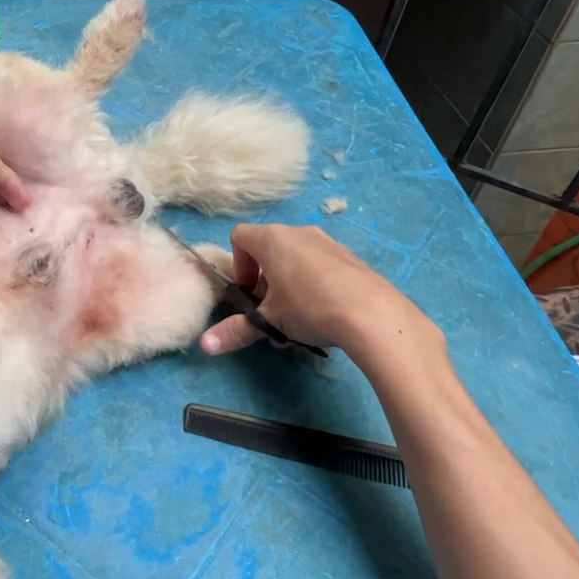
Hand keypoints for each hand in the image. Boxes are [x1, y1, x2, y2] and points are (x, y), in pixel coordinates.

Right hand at [200, 224, 430, 355]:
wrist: (372, 314)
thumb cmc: (310, 307)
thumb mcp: (270, 321)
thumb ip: (236, 330)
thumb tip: (205, 345)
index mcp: (273, 239)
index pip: (240, 237)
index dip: (238, 265)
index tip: (248, 294)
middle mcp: (300, 233)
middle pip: (269, 251)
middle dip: (264, 284)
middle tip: (271, 315)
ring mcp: (329, 243)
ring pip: (297, 262)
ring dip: (288, 289)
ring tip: (297, 324)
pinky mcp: (351, 259)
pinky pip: (321, 268)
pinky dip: (314, 287)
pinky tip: (324, 317)